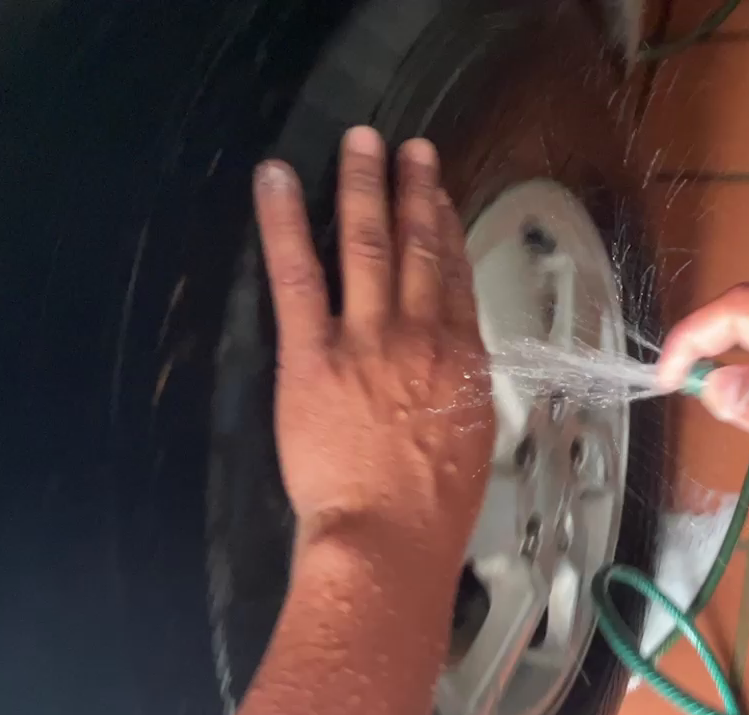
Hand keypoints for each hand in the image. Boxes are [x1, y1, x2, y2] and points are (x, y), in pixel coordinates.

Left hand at [254, 128, 493, 566]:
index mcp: (462, 363)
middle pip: (421, 251)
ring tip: (364, 144)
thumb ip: (463, 394)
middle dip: (417, 194)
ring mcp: (367, 341)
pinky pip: (297, 276)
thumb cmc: (434, 508)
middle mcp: (421, 338)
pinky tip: (277, 181)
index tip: (443, 203)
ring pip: (368, 246)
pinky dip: (283, 224)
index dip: (450, 236)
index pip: (457, 283)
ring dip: (365, 188)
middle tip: (413, 152)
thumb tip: (455, 371)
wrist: (390, 537)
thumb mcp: (471, 445)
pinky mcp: (312, 355)